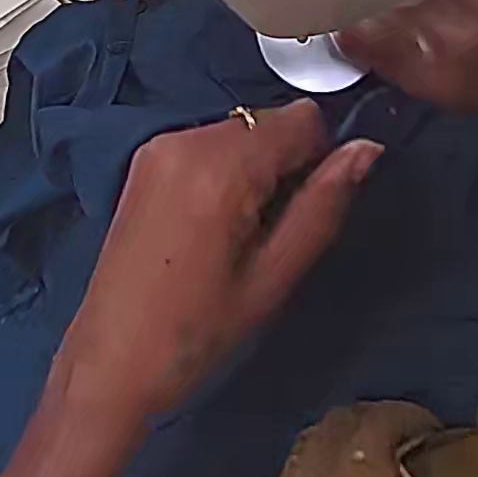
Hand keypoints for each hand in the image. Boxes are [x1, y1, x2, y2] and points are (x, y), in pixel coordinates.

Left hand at [0, 101, 382, 476]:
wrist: (109, 359)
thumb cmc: (197, 330)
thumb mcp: (273, 276)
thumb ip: (323, 204)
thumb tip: (367, 148)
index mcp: (223, 166)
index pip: (302, 117)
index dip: (319, 155)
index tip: (301, 204)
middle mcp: (189, 137)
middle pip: (269, 121)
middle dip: (283, 161)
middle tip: (265, 227)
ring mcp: (161, 141)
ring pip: (241, 129)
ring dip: (254, 164)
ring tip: (233, 228)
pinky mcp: (146, 154)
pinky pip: (209, 139)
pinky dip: (224, 165)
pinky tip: (207, 217)